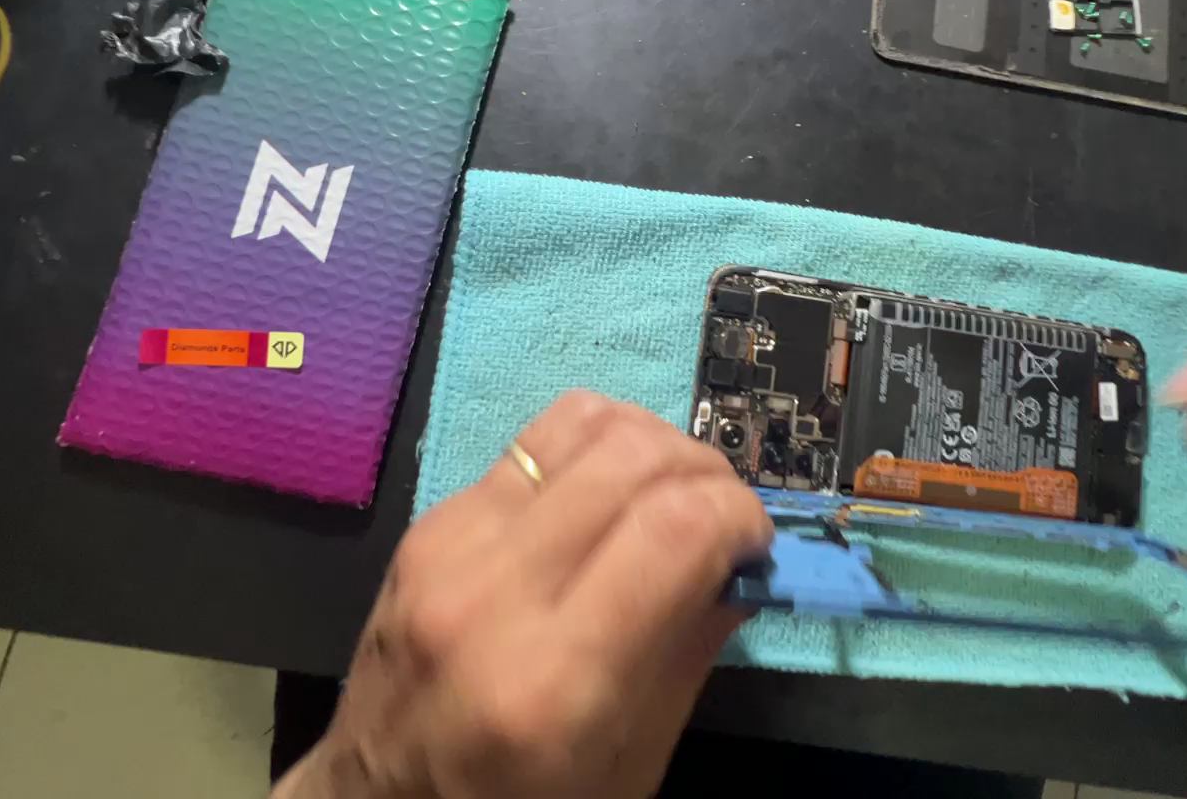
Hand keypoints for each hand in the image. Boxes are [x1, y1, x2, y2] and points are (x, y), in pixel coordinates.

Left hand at [274, 392, 772, 798]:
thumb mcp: (631, 764)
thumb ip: (693, 644)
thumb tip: (743, 554)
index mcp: (554, 684)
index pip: (674, 530)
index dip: (738, 514)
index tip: (753, 541)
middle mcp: (494, 593)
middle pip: (632, 458)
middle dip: (705, 470)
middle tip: (723, 510)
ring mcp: (451, 541)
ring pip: (584, 421)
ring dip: (654, 439)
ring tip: (671, 486)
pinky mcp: (432, 515)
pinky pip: (536, 436)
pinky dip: (598, 442)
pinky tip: (611, 480)